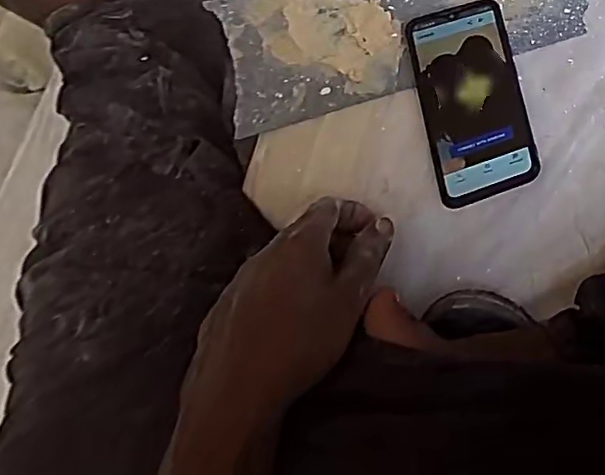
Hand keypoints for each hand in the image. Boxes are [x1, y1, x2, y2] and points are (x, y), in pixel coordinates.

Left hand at [172, 198, 392, 470]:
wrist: (233, 397)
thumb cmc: (301, 343)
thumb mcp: (349, 300)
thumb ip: (367, 256)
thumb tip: (381, 225)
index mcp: (300, 242)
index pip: (330, 206)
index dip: (355, 213)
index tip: (372, 230)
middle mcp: (267, 250)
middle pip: (305, 229)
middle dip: (333, 238)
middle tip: (355, 261)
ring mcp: (241, 278)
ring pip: (281, 256)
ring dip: (305, 264)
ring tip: (324, 291)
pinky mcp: (223, 307)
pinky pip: (260, 283)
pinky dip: (280, 286)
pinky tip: (288, 316)